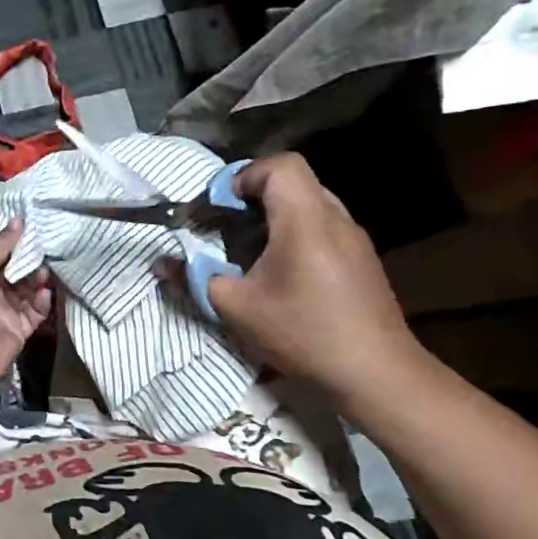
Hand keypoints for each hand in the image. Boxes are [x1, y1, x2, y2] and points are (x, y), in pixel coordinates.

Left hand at [0, 219, 52, 390]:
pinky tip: (45, 292)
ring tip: (45, 271)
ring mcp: (2, 310)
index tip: (32, 226)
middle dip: (29, 257)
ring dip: (38, 277)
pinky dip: (43, 300)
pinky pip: (36, 311)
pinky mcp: (18, 330)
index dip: (12, 238)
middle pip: (14, 267)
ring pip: (27, 288)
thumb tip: (19, 221)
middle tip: (45, 247)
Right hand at [203, 154, 423, 401]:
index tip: (219, 209)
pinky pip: (325, 230)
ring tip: (252, 253)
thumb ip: (196, 280)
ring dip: (276, 219)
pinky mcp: (363, 260)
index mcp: (306, 219)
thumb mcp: (238, 309)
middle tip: (227, 229)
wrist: (375, 372)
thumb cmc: (303, 333)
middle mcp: (336, 218)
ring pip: (310, 206)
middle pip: (294, 183)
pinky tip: (285, 277)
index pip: (279, 166)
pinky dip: (298, 237)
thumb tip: (161, 265)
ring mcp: (355, 239)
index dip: (243, 175)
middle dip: (254, 198)